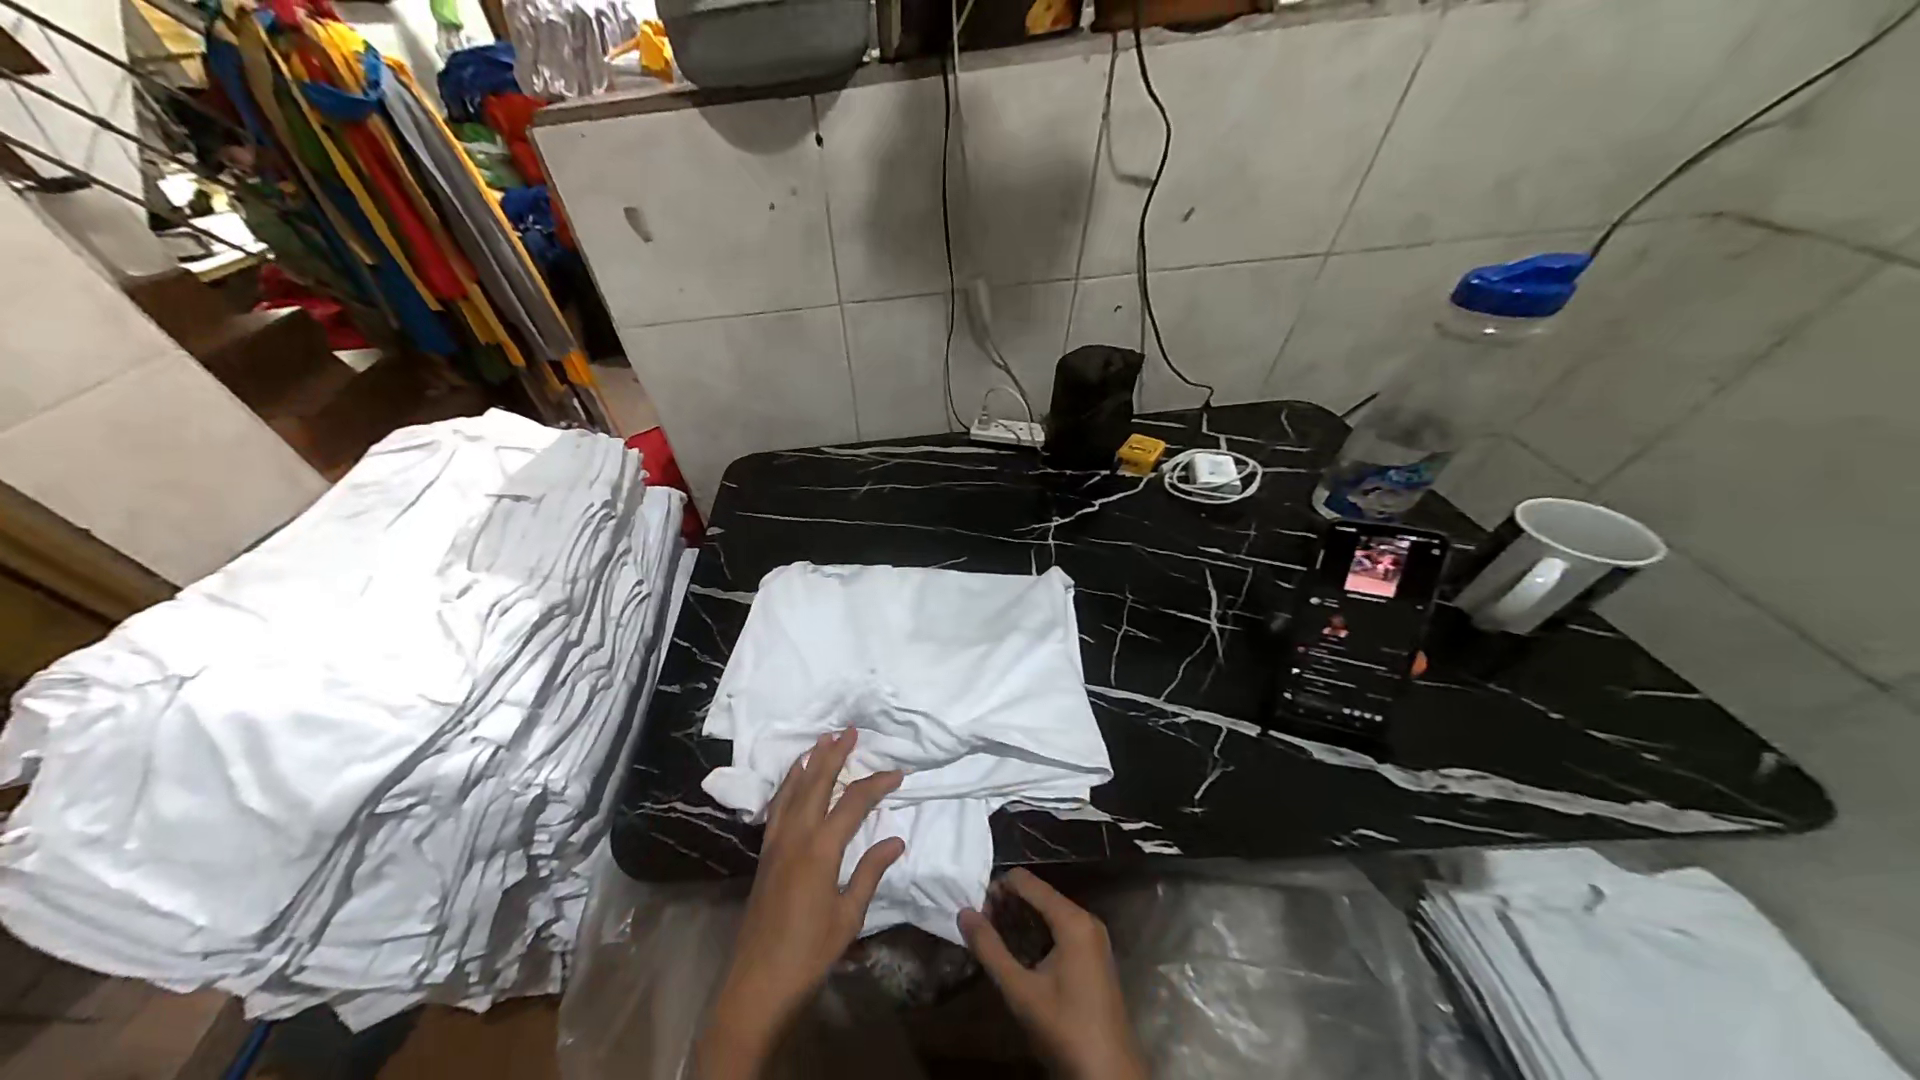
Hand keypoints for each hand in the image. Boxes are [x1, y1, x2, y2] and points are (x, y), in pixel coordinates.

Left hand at [695, 729, 903, 1079]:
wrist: (757, 983)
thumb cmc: (810, 952)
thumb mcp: (850, 915)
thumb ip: (871, 871)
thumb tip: (896, 839)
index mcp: (821, 849)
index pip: (854, 802)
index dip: (877, 784)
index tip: (898, 773)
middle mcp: (795, 836)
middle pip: (816, 783)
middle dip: (834, 754)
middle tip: (850, 731)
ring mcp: (775, 843)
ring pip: (792, 790)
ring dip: (808, 763)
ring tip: (821, 741)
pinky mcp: (764, 854)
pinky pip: (777, 807)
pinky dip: (788, 785)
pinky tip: (793, 779)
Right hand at [959, 869, 1147, 1079]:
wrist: (1110, 1075)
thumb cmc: (1065, 1028)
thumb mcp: (1020, 990)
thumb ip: (990, 949)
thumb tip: (964, 913)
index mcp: (1073, 920)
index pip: (1027, 882)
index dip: (998, 889)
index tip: (975, 909)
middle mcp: (1086, 919)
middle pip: (1039, 895)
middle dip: (1007, 905)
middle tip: (980, 926)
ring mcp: (1093, 938)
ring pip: (1049, 913)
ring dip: (1020, 920)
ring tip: (993, 938)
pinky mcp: (1093, 956)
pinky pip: (1060, 929)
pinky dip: (1036, 933)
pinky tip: (1018, 952)